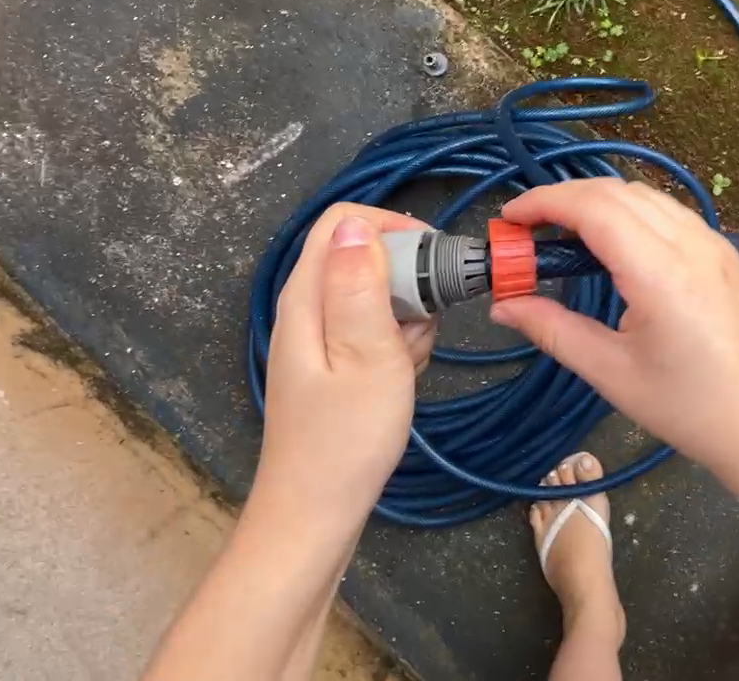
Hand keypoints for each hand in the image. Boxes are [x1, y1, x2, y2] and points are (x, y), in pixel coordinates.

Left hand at [251, 203, 434, 540]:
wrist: (316, 517)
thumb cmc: (346, 438)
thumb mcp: (366, 355)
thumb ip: (361, 286)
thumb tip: (354, 224)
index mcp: (308, 297)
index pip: (342, 220)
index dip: (391, 226)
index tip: (431, 259)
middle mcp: (308, 308)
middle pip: (363, 255)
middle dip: (408, 277)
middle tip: (425, 324)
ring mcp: (321, 337)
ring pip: (376, 293)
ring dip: (409, 315)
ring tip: (410, 360)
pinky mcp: (335, 363)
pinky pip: (374, 328)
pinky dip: (399, 341)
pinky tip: (403, 375)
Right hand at [490, 179, 738, 481]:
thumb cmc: (690, 408)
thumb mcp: (612, 373)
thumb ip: (553, 331)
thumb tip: (503, 306)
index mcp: (661, 271)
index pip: (594, 207)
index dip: (545, 203)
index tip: (508, 218)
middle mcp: (691, 242)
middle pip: (617, 191)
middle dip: (565, 198)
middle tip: (527, 229)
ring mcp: (713, 242)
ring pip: (645, 195)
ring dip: (599, 201)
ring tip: (563, 235)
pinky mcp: (723, 252)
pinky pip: (669, 211)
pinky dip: (630, 212)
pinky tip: (614, 244)